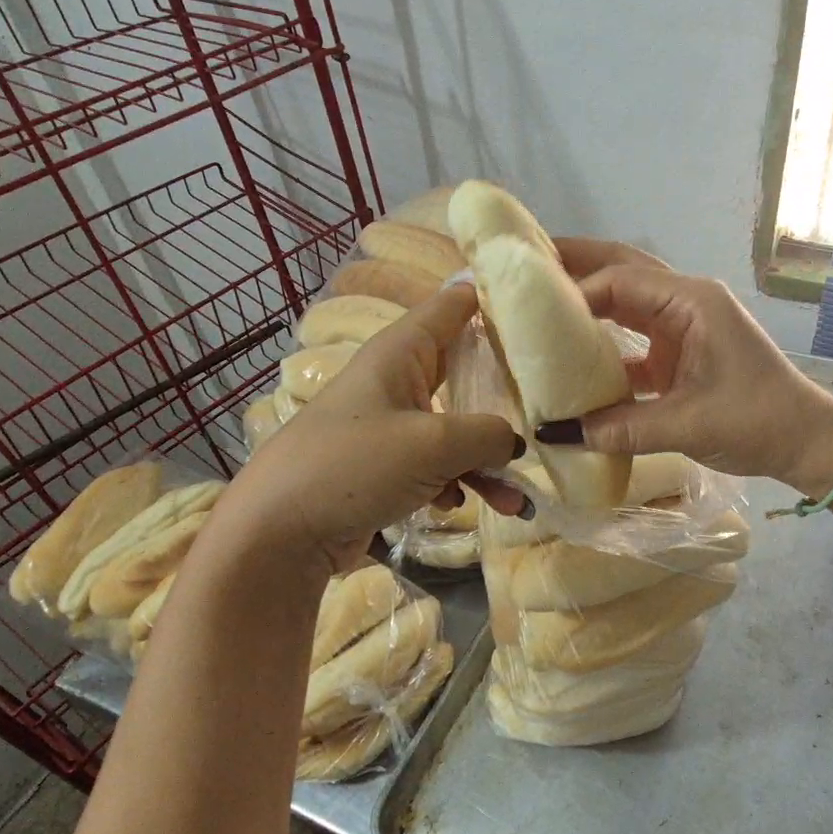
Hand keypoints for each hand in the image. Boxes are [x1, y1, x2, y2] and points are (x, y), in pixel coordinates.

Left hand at [204, 284, 524, 577]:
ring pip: (456, 429)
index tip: (544, 311)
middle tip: (552, 406)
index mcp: (401, 352)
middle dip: (506, 392)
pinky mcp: (385, 468)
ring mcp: (389, 426)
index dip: (496, 300)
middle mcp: (396, 381)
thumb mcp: (434, 443)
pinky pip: (437, 465)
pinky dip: (458, 482)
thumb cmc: (355, 466)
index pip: (454, 305)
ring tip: (517, 498)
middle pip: (464, 370)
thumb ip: (489, 434)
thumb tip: (514, 441)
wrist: (280, 533)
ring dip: (487, 460)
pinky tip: (466, 505)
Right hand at [536, 242, 832, 496]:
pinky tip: (569, 357)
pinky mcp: (680, 353)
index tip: (530, 310)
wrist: (806, 442)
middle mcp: (685, 302)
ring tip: (535, 301)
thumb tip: (555, 433)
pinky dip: (602, 344)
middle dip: (575, 262)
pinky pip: (632, 337)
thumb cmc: (757, 422)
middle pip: (622, 269)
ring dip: (586, 299)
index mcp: (692, 302)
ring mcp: (683, 326)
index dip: (574, 291)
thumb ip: (620, 427)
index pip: (621, 281)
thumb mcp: (687, 425)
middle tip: (523, 262)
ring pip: (625, 300)